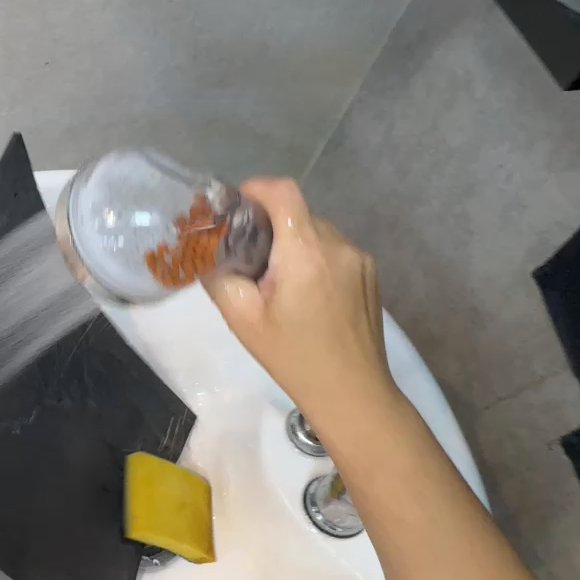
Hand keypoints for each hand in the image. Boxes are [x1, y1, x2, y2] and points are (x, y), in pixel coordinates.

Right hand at [202, 179, 396, 420]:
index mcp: (304, 252)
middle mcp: (337, 245)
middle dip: (267, 224)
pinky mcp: (369, 272)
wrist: (352, 391)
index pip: (283, 192)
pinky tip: (303, 293)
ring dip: (290, 242)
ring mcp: (358, 258)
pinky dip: (311, 256)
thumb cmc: (292, 356)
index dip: (256, 188)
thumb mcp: (241, 318)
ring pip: (314, 230)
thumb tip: (210, 253)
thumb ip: (220, 276)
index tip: (235, 208)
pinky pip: (332, 248)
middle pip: (296, 212)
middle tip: (245, 256)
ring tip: (275, 280)